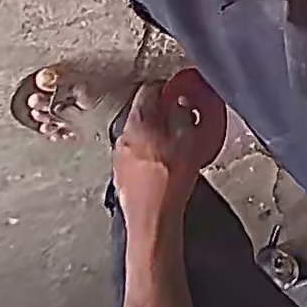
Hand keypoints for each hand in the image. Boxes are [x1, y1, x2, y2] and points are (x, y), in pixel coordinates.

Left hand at [114, 68, 226, 228]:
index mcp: (137, 121)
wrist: (153, 219)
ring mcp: (119, 157)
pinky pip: (137, 153)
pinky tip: (166, 163)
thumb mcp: (187, 139)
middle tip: (182, 116)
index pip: (148, 89)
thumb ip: (182, 113)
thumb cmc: (168, 181)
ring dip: (156, 132)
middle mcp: (123, 136)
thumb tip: (180, 102)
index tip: (178, 90)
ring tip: (177, 142)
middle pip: (143, 112)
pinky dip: (150, 151)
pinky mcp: (122, 175)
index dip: (167, 86)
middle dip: (162, 111)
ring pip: (140, 134)